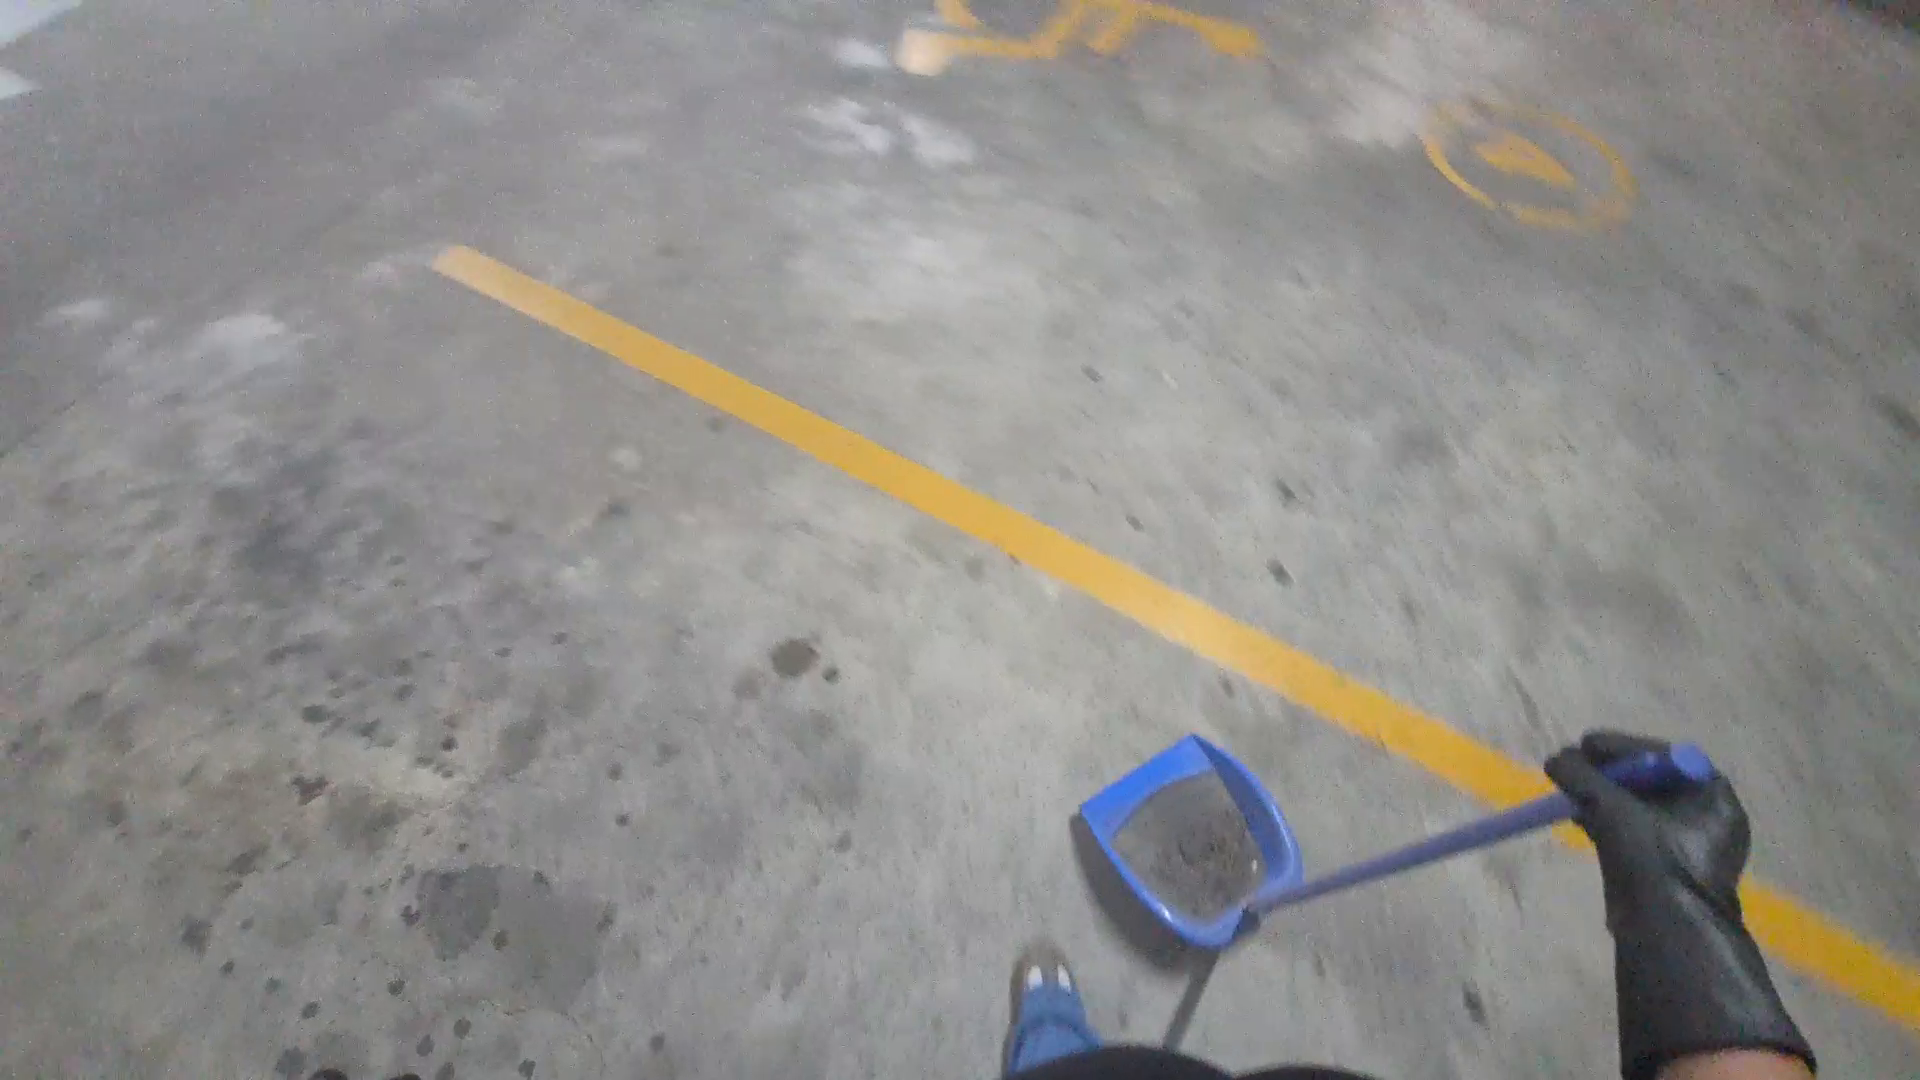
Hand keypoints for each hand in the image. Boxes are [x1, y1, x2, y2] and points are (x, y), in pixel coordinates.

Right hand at [1546, 731, 1813, 1079]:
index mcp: (1713, 799)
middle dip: (1605, 770)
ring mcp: (1682, 841)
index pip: (1667, 756)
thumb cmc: (1652, 858)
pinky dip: (1600, 814)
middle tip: (1572, 766)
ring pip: (1633, 802)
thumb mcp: (1609, 805)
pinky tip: (1575, 814)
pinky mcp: (1657, 860)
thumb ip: (1579, 773)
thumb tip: (1557, 759)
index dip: (1624, 748)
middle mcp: (1704, 817)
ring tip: (1568, 789)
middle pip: (1647, 778)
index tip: (1587, 746)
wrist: (1666, 926)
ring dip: (1598, 792)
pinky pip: (1627, 824)